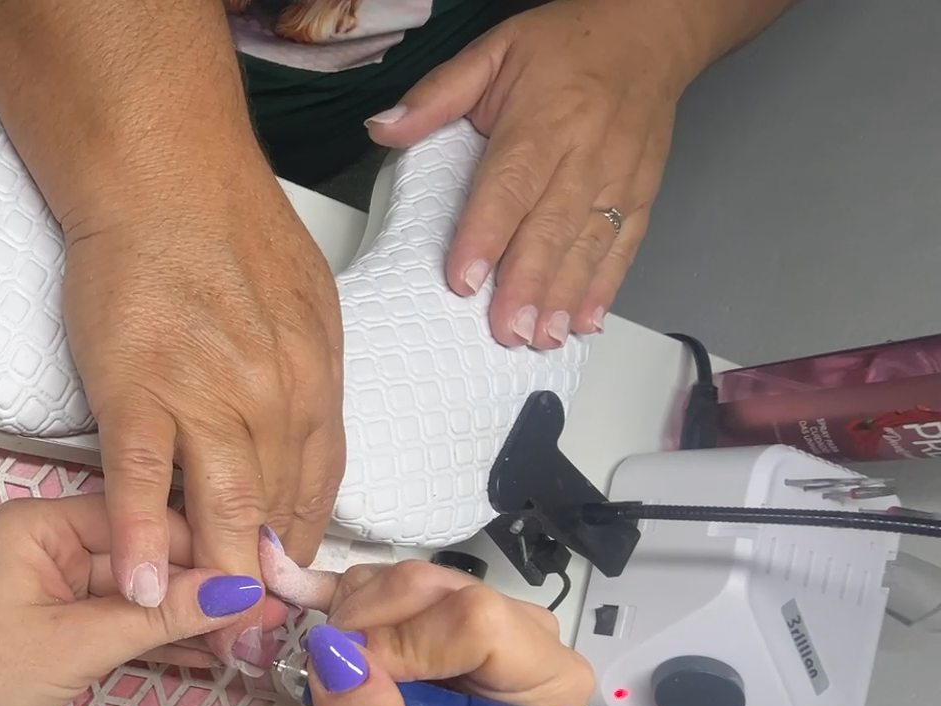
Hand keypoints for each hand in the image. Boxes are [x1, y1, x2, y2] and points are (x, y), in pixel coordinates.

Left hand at [0, 495, 265, 705]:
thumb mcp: (77, 643)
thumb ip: (158, 615)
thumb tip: (241, 592)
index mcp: (44, 524)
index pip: (140, 521)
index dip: (203, 550)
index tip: (262, 578)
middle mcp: (56, 543)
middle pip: (146, 558)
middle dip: (204, 589)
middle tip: (268, 615)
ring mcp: (64, 585)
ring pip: (142, 593)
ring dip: (190, 617)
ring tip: (254, 638)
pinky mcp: (69, 623)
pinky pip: (126, 622)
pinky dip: (162, 639)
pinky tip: (213, 653)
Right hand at [66, 180, 344, 668]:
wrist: (164, 180)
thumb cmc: (226, 235)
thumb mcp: (301, 304)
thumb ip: (304, 379)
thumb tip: (296, 435)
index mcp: (313, 383)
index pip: (316, 488)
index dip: (302, 553)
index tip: (286, 597)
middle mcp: (273, 400)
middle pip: (274, 511)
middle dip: (266, 587)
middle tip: (254, 646)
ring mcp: (205, 398)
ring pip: (218, 507)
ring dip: (213, 581)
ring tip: (207, 640)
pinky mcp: (139, 392)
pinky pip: (144, 477)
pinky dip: (142, 537)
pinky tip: (140, 587)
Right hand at [301, 560, 593, 705]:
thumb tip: (334, 656)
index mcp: (544, 678)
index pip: (474, 620)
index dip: (401, 642)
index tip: (357, 683)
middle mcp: (521, 629)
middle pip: (429, 587)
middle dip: (365, 626)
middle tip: (338, 678)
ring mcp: (472, 605)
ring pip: (395, 578)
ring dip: (348, 618)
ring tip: (343, 674)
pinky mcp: (428, 599)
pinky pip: (373, 578)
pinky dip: (335, 602)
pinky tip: (325, 637)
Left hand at [366, 0, 702, 348]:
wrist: (656, 24)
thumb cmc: (567, 46)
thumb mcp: (492, 52)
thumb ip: (436, 95)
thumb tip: (383, 126)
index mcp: (544, 122)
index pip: (508, 188)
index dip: (485, 237)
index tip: (463, 280)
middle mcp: (586, 152)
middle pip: (550, 228)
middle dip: (526, 285)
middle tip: (505, 331)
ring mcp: (618, 175)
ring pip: (589, 244)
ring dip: (563, 297)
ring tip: (539, 338)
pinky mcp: (640, 191)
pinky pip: (624, 243)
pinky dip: (605, 286)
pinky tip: (583, 322)